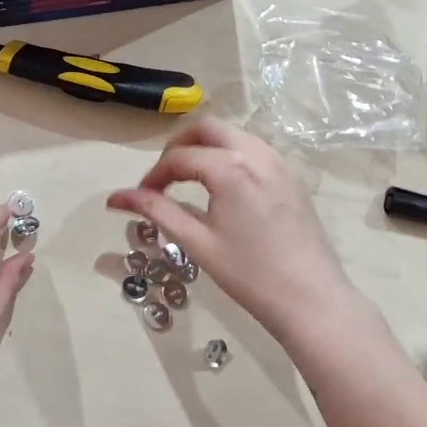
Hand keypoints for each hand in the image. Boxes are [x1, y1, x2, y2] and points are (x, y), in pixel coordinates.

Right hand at [108, 117, 357, 339]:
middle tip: (163, 176)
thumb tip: (115, 197)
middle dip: (178, 146)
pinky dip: (230, 155)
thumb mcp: (196, 242)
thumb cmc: (250, 275)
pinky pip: (254, 149)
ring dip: (206, 147)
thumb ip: (156, 211)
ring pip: (233, 134)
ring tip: (189, 179)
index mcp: (230, 168)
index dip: (153, 175)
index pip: (178, 157)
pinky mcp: (291, 177)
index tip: (141, 197)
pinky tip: (223, 188)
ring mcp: (278, 163)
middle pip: (207, 128)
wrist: (311, 299)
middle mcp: (256, 154)